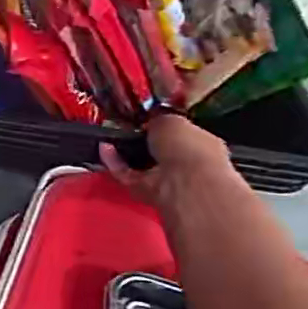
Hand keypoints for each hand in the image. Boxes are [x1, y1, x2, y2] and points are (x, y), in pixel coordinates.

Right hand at [100, 113, 242, 206]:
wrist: (183, 181)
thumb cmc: (188, 147)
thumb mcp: (172, 120)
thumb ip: (159, 120)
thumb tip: (149, 122)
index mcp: (202, 144)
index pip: (181, 134)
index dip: (161, 126)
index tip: (143, 120)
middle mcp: (186, 162)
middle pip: (157, 150)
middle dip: (139, 141)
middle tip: (123, 130)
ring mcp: (165, 178)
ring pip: (138, 163)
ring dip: (122, 151)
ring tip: (108, 138)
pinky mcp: (143, 189)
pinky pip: (124, 172)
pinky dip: (113, 160)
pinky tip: (105, 147)